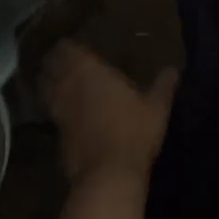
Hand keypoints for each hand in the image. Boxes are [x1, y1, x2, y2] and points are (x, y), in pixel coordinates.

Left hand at [40, 40, 178, 185]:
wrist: (108, 176)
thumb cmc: (134, 132)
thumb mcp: (157, 108)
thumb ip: (163, 86)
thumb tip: (173, 69)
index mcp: (89, 71)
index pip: (67, 49)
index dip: (67, 46)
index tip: (73, 43)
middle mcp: (68, 86)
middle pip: (50, 67)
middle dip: (54, 61)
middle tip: (63, 59)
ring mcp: (58, 112)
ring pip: (44, 89)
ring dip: (48, 83)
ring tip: (57, 80)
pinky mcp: (56, 135)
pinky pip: (50, 112)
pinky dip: (52, 107)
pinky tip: (63, 110)